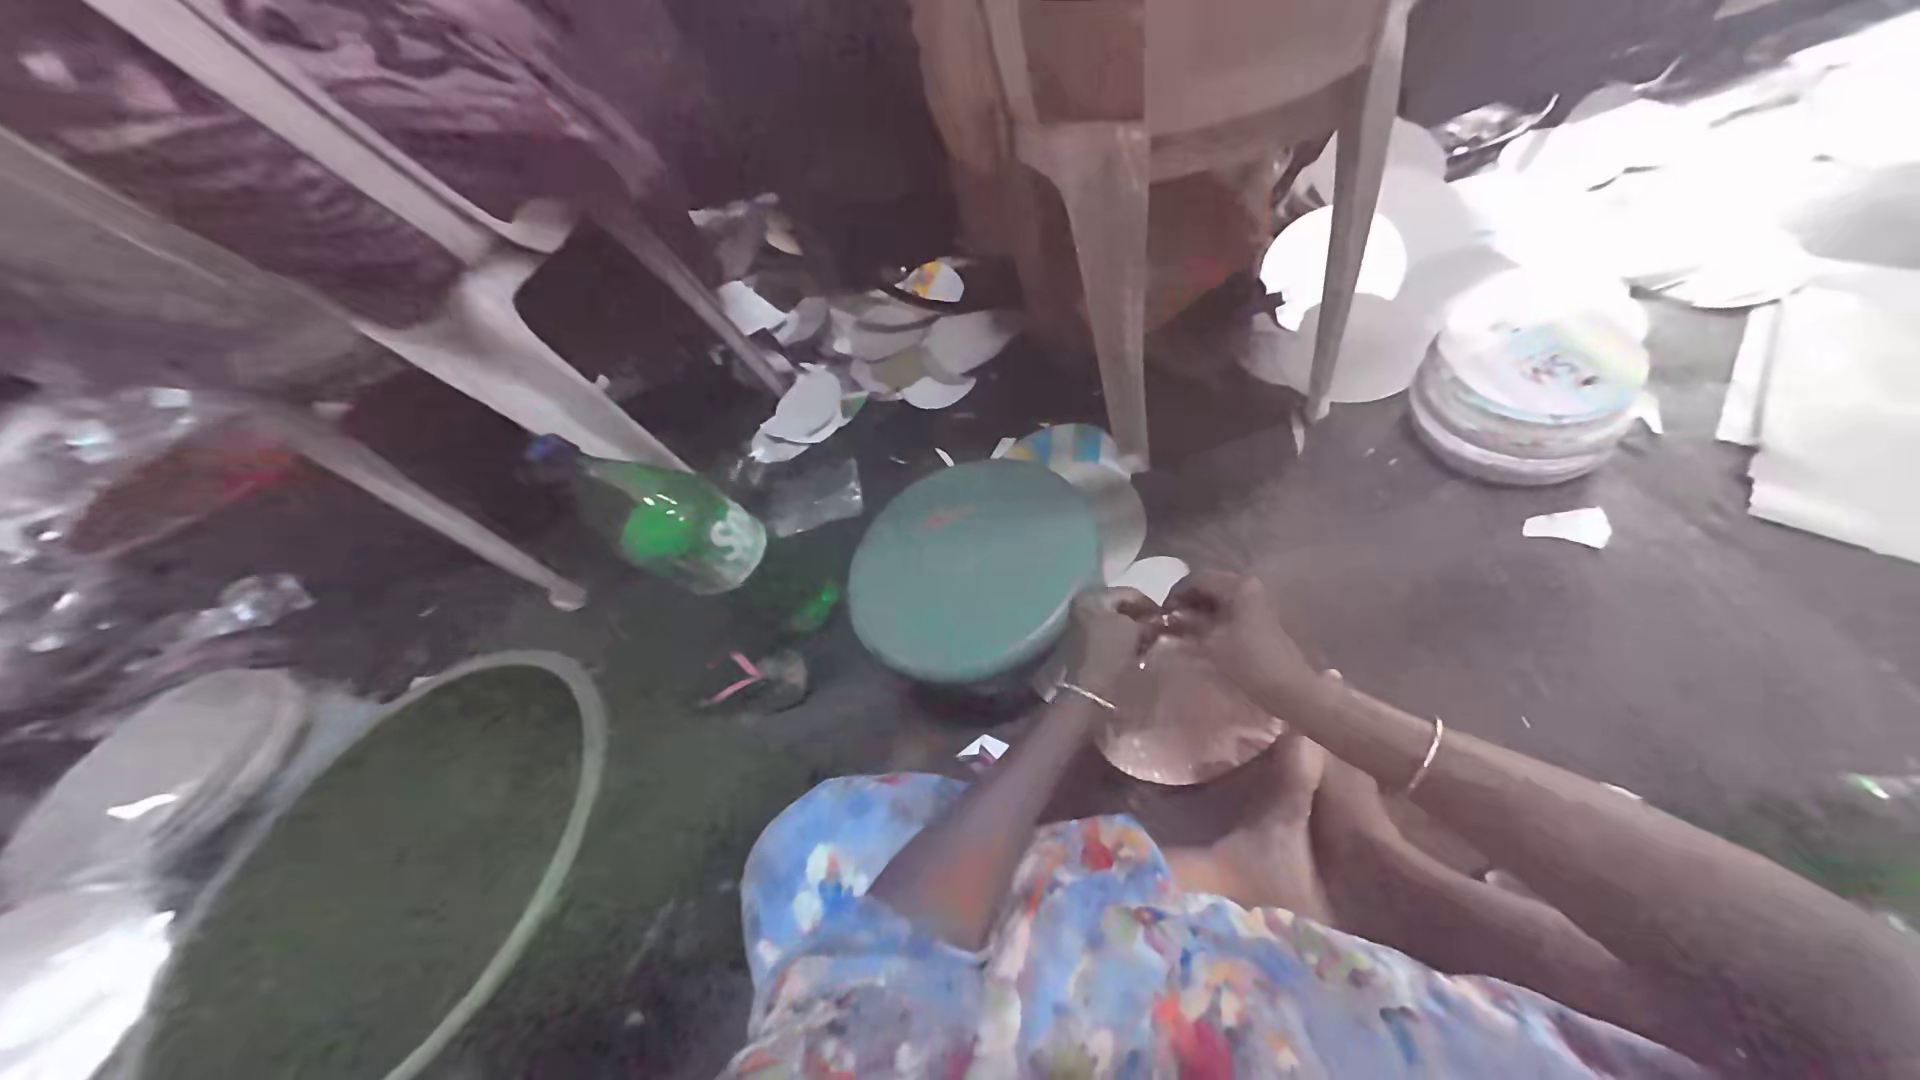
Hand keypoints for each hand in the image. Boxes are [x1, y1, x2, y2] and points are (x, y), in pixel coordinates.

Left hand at [1066, 586, 1158, 692]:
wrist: (1090, 691)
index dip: (1153, 606)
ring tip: (1157, 644)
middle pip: (1124, 609)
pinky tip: (1142, 654)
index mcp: (1091, 597)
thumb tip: (1160, 621)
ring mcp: (1083, 630)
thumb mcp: (1135, 629)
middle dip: (1145, 620)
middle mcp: (1084, 609)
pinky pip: (1114, 641)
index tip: (1172, 619)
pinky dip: (1129, 645)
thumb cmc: (1111, 651)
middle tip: (1167, 631)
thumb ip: (1149, 621)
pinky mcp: (1087, 651)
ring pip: (1120, 626)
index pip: (1130, 593)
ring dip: (1138, 633)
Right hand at [1164, 570, 1316, 697]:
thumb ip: (1188, 625)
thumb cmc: (1249, 662)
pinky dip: (1213, 617)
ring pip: (1219, 598)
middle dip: (1187, 601)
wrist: (1290, 689)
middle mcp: (1250, 586)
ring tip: (1182, 629)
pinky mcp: (1261, 618)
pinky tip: (1201, 634)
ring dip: (1200, 610)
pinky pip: (1230, 609)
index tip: (1161, 612)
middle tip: (1169, 620)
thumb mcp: (1211, 642)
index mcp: (1238, 586)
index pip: (1197, 579)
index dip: (1175, 594)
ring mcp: (1258, 601)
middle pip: (1210, 586)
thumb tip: (1169, 618)